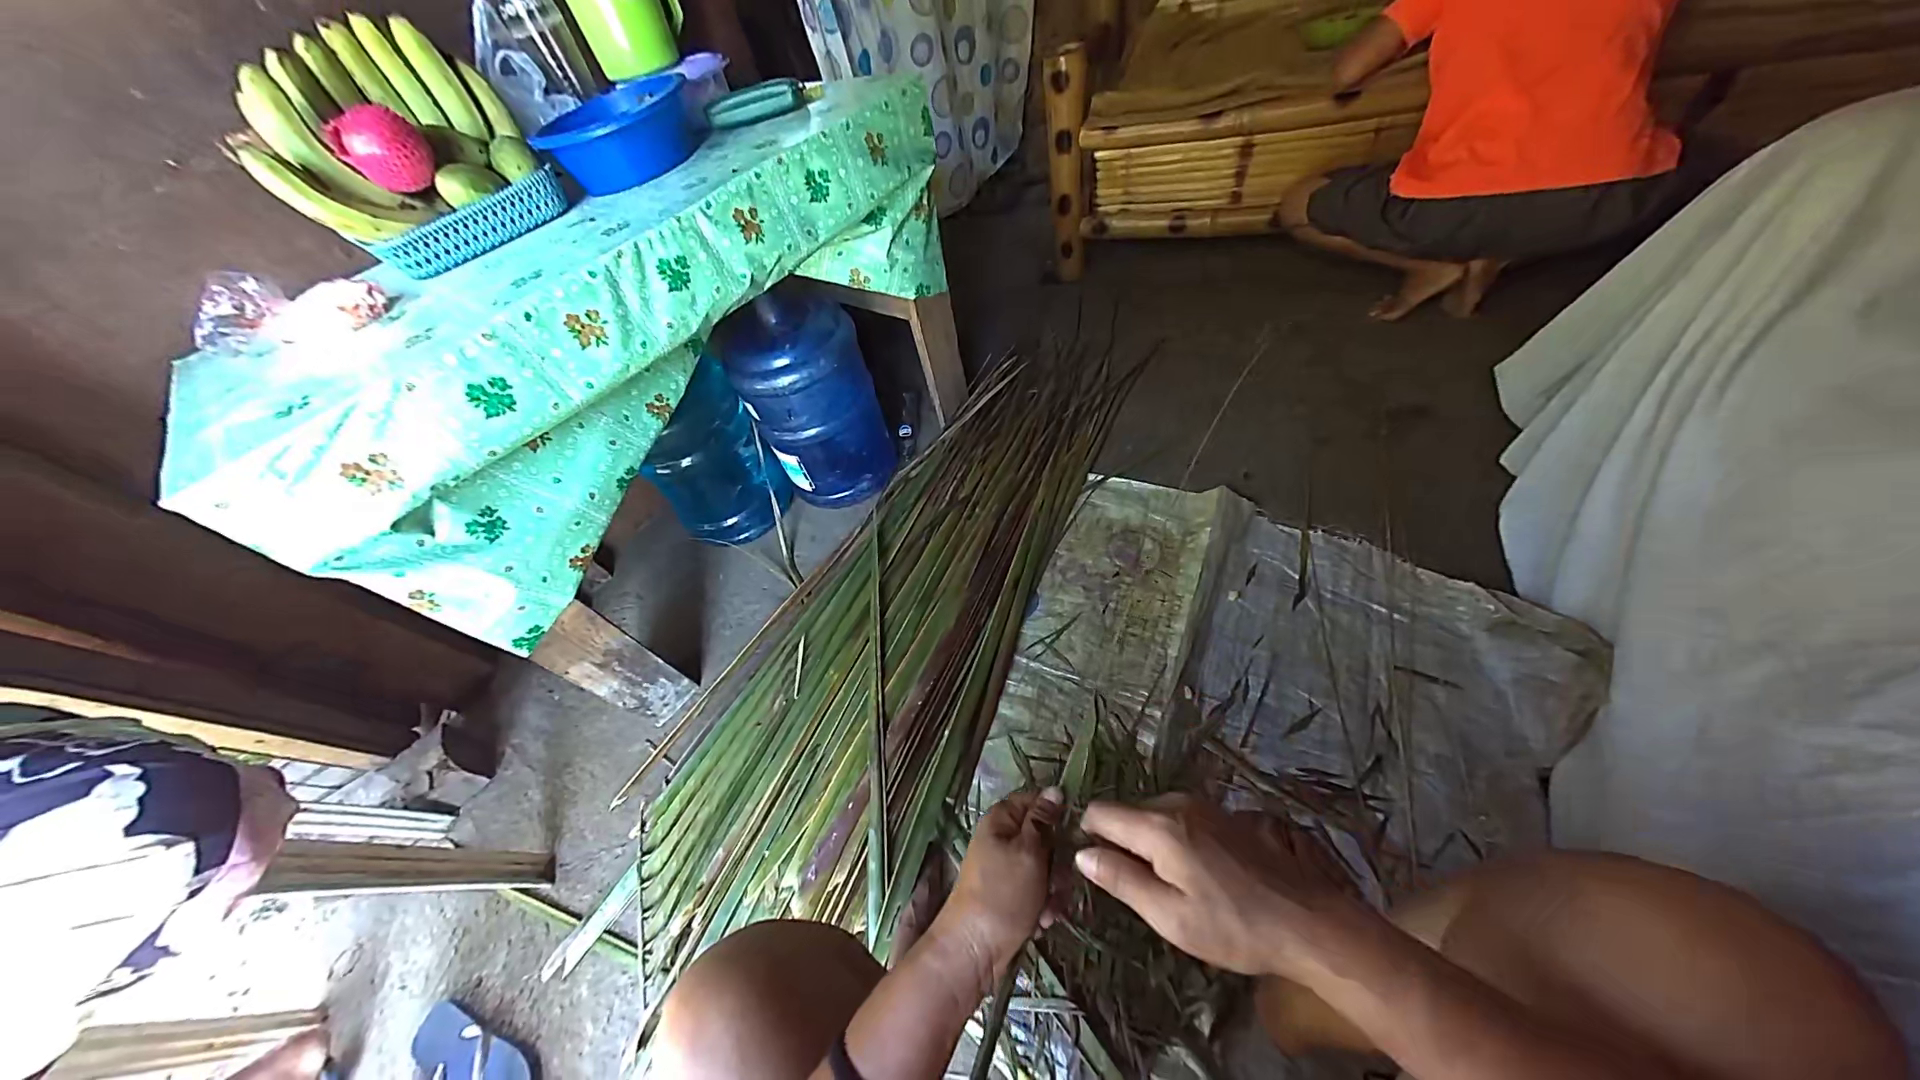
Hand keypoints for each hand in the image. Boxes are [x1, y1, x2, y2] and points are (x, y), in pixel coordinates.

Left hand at [929, 788, 1064, 994]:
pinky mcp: (1011, 895)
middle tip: (1056, 882)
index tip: (1074, 833)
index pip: (1037, 800)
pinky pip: (1038, 891)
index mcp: (1001, 819)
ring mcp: (1006, 868)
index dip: (1057, 814)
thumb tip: (1055, 789)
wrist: (974, 952)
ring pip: (1046, 867)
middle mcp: (1002, 838)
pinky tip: (1040, 922)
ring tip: (1047, 910)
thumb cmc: (1002, 896)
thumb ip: (1043, 820)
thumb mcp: (1029, 852)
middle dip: (1058, 863)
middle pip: (1046, 837)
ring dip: (1053, 889)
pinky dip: (1043, 906)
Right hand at [1074, 794, 1370, 979]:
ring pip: (1153, 814)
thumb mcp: (1170, 916)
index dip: (1089, 836)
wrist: (1310, 922)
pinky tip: (1196, 872)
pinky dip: (1173, 837)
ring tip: (1167, 883)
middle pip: (1126, 812)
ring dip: (1148, 840)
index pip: (1100, 811)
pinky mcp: (1224, 813)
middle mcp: (1177, 804)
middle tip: (1136, 886)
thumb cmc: (1234, 927)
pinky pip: (1179, 817)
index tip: (1098, 867)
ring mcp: (1204, 805)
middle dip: (1120, 841)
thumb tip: (1082, 853)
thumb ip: (1121, 880)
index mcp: (1158, 827)